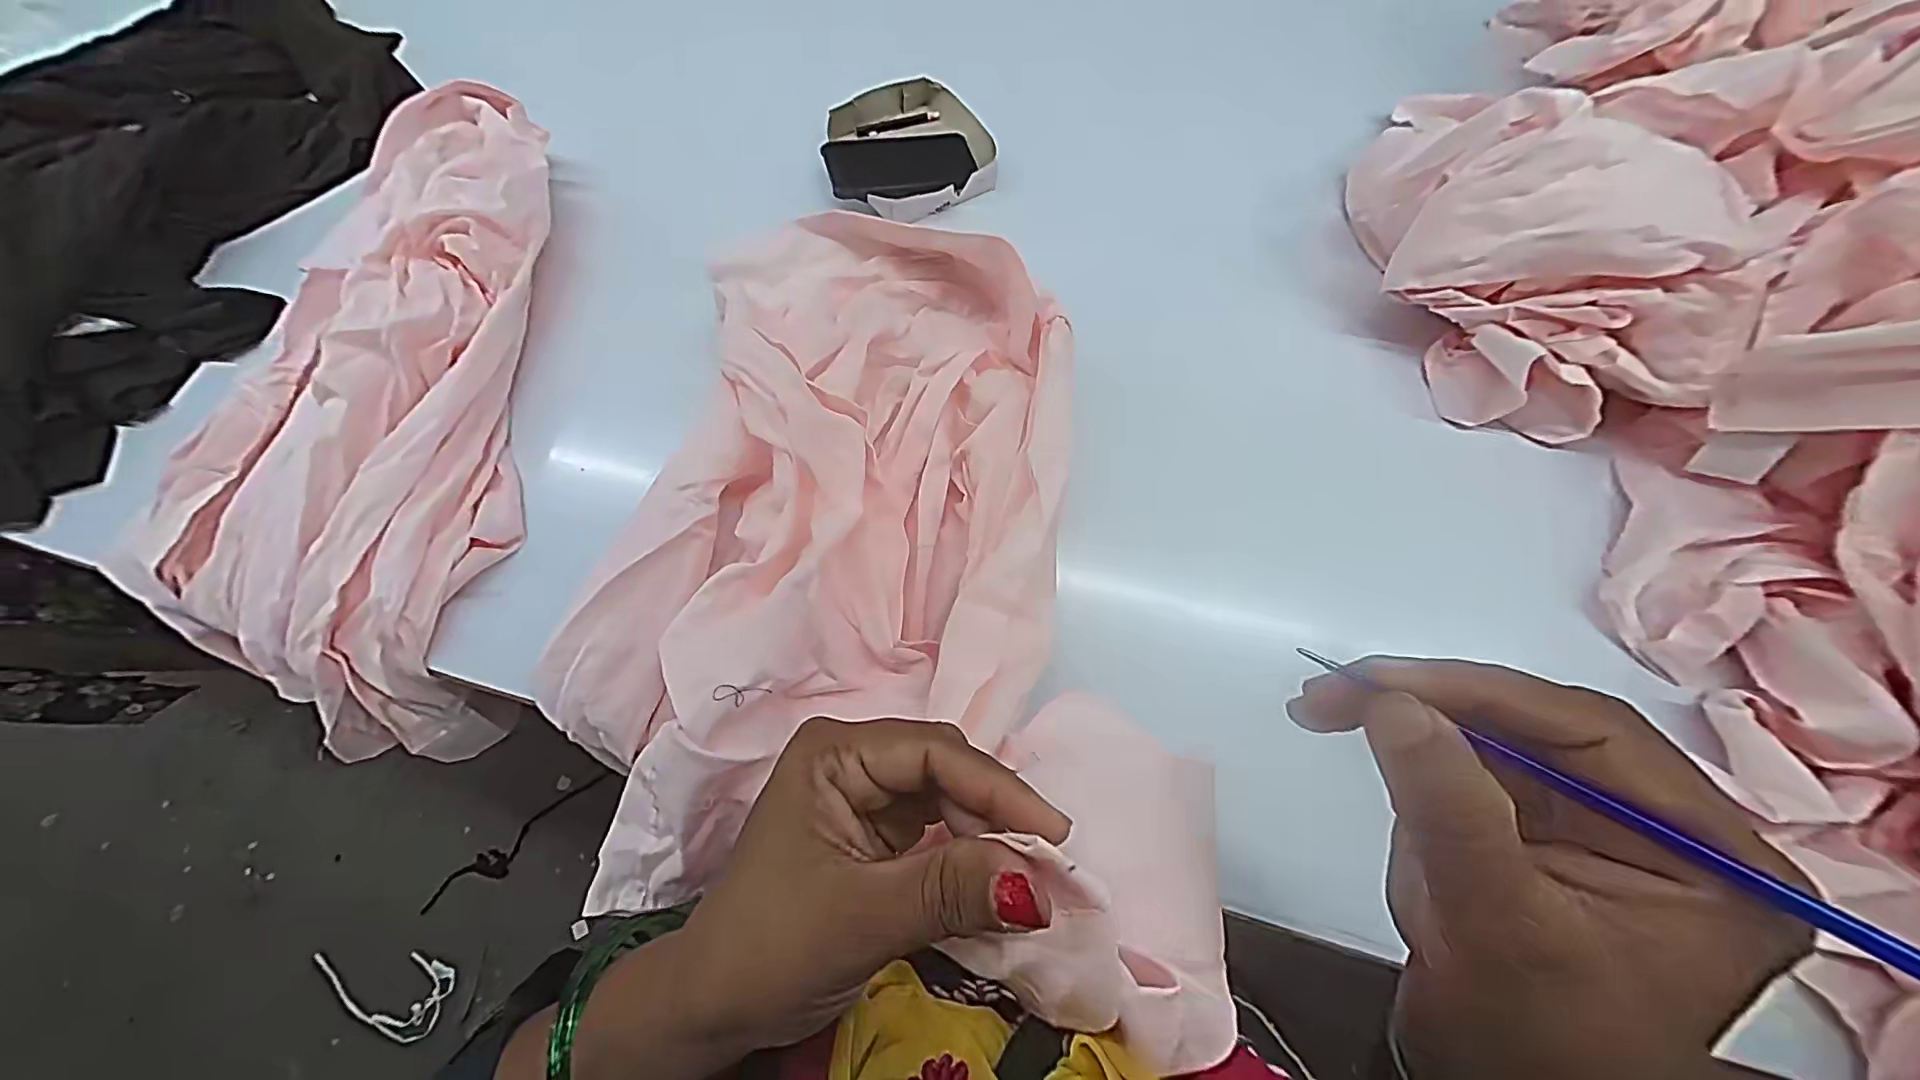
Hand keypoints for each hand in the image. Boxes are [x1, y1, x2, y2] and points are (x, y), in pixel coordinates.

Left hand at [510, 717, 1071, 1079]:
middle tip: (1052, 861)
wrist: (712, 1006)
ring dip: (990, 836)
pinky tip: (998, 881)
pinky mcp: (877, 831)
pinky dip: (971, 856)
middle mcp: (854, 758)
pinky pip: (940, 830)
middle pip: (948, 769)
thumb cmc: (770, 948)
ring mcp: (866, 794)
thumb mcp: (863, 916)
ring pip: (950, 798)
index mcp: (836, 751)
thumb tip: (1038, 885)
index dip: (999, 789)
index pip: (935, 752)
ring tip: (1034, 873)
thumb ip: (951, 890)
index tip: (1055, 834)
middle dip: (998, 813)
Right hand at [1287, 659, 1812, 1079]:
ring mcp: (1576, 811)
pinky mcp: (1514, 811)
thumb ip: (1450, 807)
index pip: (1588, 732)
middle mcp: (1647, 819)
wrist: (1491, 1078)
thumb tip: (1392, 705)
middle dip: (1425, 695)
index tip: (1384, 680)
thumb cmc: (1528, 1034)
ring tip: (1325, 702)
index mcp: (1700, 853)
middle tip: (1339, 688)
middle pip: (1529, 719)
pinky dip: (1398, 732)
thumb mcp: (1496, 922)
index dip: (1478, 691)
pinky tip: (1353, 721)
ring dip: (1400, 705)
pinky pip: (1457, 749)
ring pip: (1485, 725)